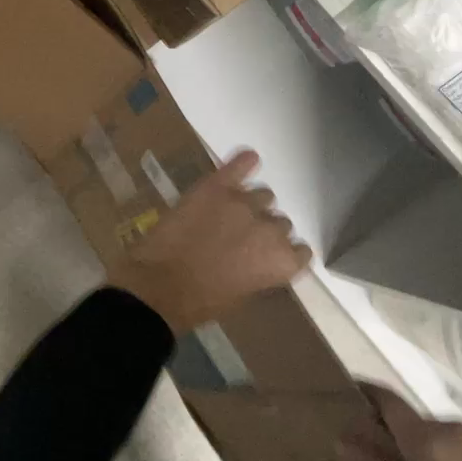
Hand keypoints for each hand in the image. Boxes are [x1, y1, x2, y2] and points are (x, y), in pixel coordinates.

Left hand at [104, 149, 306, 333]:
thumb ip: (262, 271)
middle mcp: (271, 229)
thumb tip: (260, 258)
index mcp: (282, 262)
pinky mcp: (215, 187)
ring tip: (230, 213)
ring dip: (251, 204)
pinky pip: (237, 166)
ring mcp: (243, 203)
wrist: (160, 284)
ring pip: (263, 195)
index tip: (266, 255)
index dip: (281, 252)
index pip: (300, 250)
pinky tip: (247, 159)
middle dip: (263, 229)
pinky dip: (243, 162)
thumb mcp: (244, 294)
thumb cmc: (202, 301)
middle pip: (280, 222)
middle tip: (240, 238)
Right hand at [334, 384, 461, 460]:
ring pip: (435, 433)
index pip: (386, 399)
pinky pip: (459, 443)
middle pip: (410, 420)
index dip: (362, 393)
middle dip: (390, 438)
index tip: (339, 398)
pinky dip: (443, 457)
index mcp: (431, 441)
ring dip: (419, 450)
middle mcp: (458, 427)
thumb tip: (343, 440)